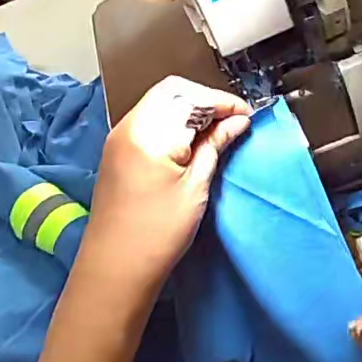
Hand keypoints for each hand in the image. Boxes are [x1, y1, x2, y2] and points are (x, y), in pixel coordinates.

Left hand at [76, 77, 251, 301]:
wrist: (115, 270)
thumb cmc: (158, 233)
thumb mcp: (195, 186)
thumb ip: (215, 145)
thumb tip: (239, 121)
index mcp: (148, 133)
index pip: (190, 96)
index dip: (222, 102)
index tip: (246, 115)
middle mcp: (129, 127)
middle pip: (172, 91)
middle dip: (206, 100)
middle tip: (233, 121)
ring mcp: (120, 137)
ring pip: (161, 102)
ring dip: (191, 109)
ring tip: (218, 132)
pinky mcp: (119, 151)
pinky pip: (151, 119)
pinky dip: (175, 121)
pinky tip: (193, 140)